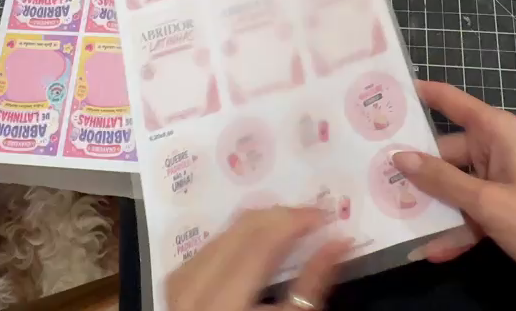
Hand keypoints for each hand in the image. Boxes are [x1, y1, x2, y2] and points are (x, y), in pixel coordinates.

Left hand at [166, 207, 352, 310]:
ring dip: (261, 224)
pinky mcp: (176, 282)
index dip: (295, 221)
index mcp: (223, 303)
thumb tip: (338, 241)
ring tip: (292, 228)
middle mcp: (193, 288)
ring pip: (226, 231)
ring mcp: (179, 283)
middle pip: (242, 228)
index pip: (261, 244)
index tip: (326, 214)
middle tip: (314, 217)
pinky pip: (211, 244)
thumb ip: (313, 284)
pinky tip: (259, 241)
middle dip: (281, 217)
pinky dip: (239, 237)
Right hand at [395, 82, 515, 310]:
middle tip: (371, 175)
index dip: (417, 92)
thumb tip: (398, 156)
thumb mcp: (488, 204)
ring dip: (433, 206)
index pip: (448, 99)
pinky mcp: (507, 209)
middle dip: (415, 168)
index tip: (379, 93)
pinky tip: (429, 250)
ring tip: (392, 216)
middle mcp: (496, 148)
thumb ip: (442, 181)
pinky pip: (470, 211)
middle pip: (445, 150)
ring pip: (455, 185)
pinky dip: (455, 229)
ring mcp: (502, 179)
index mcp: (495, 130)